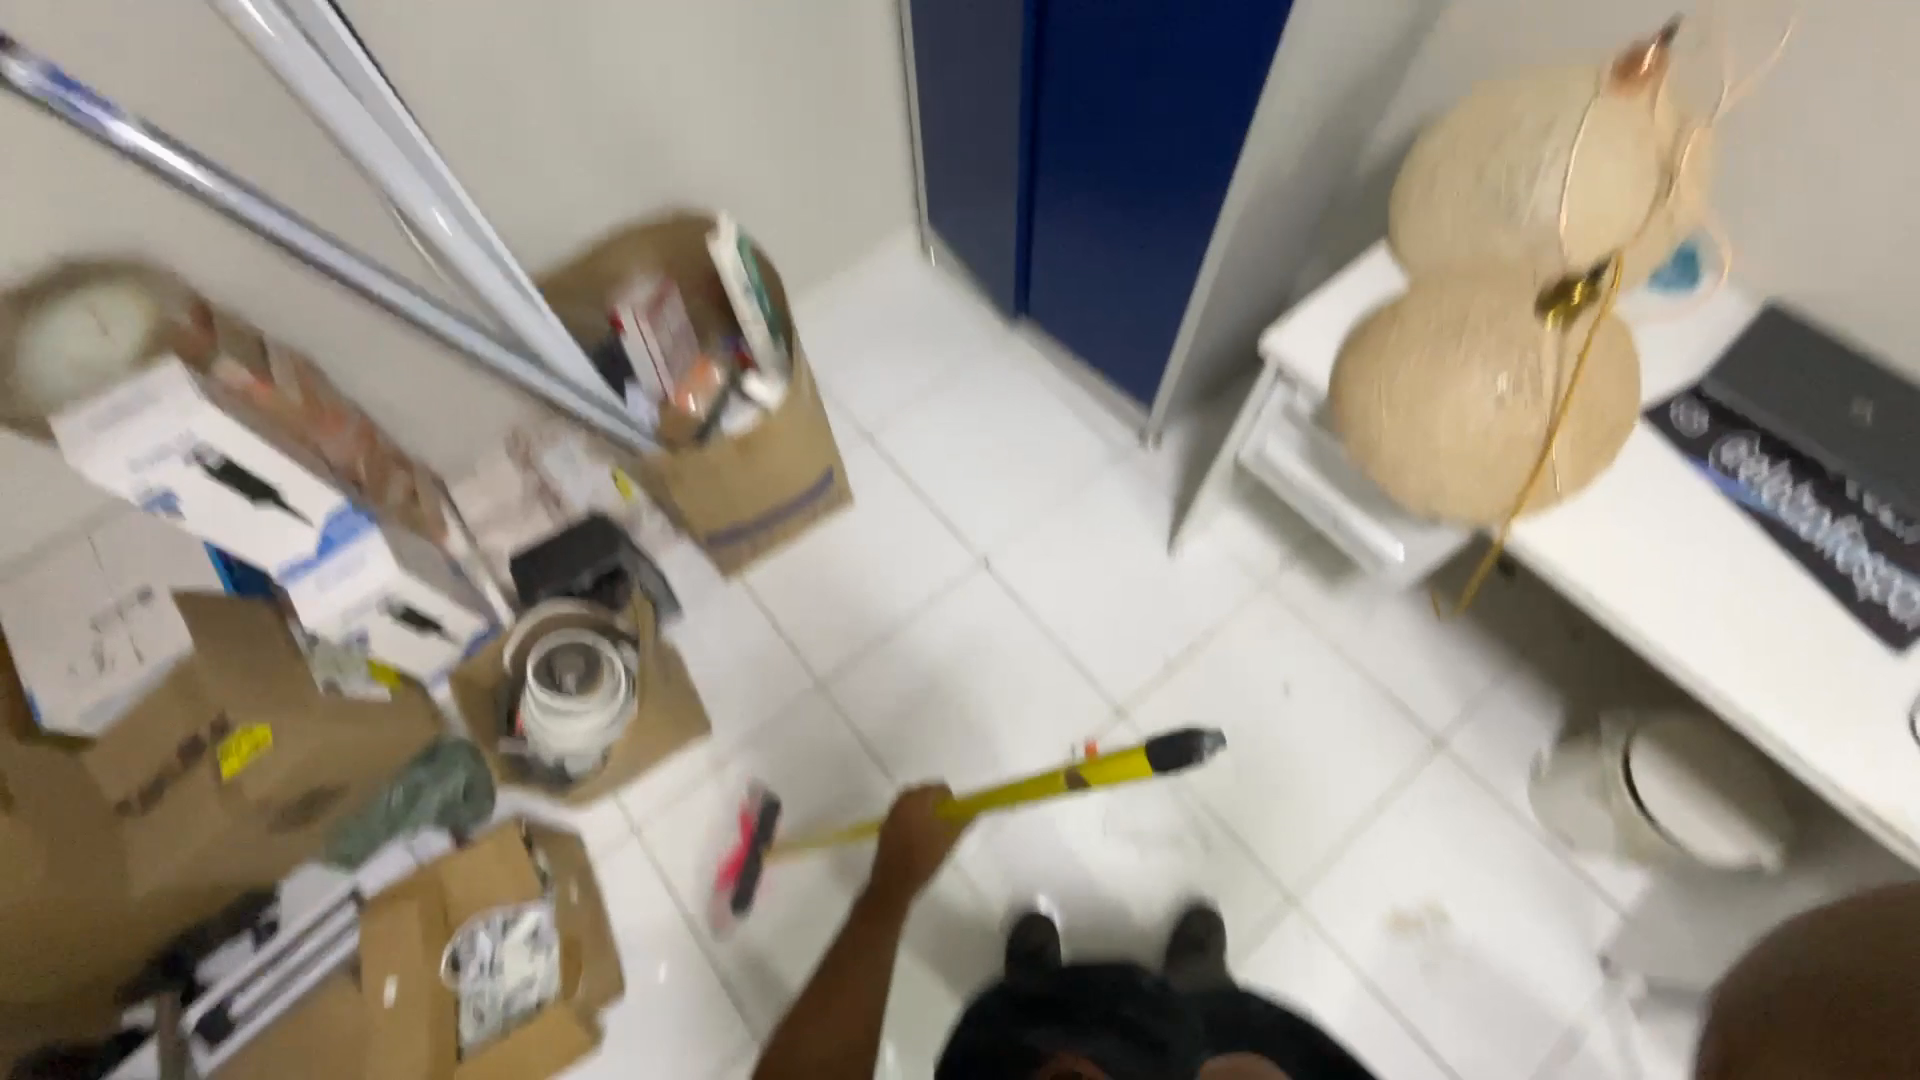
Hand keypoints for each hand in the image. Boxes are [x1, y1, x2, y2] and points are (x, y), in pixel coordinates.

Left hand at [863, 784, 966, 914]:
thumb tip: (974, 811)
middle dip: (936, 805)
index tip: (954, 817)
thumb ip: (963, 821)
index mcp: (919, 799)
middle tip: (944, 824)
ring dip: (924, 812)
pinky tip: (917, 839)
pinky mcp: (885, 825)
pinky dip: (912, 819)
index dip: (950, 801)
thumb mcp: (949, 840)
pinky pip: (903, 813)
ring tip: (932, 832)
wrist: (894, 881)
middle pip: (925, 793)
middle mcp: (903, 800)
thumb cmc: (924, 858)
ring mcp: (892, 812)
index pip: (940, 788)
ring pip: (913, 803)